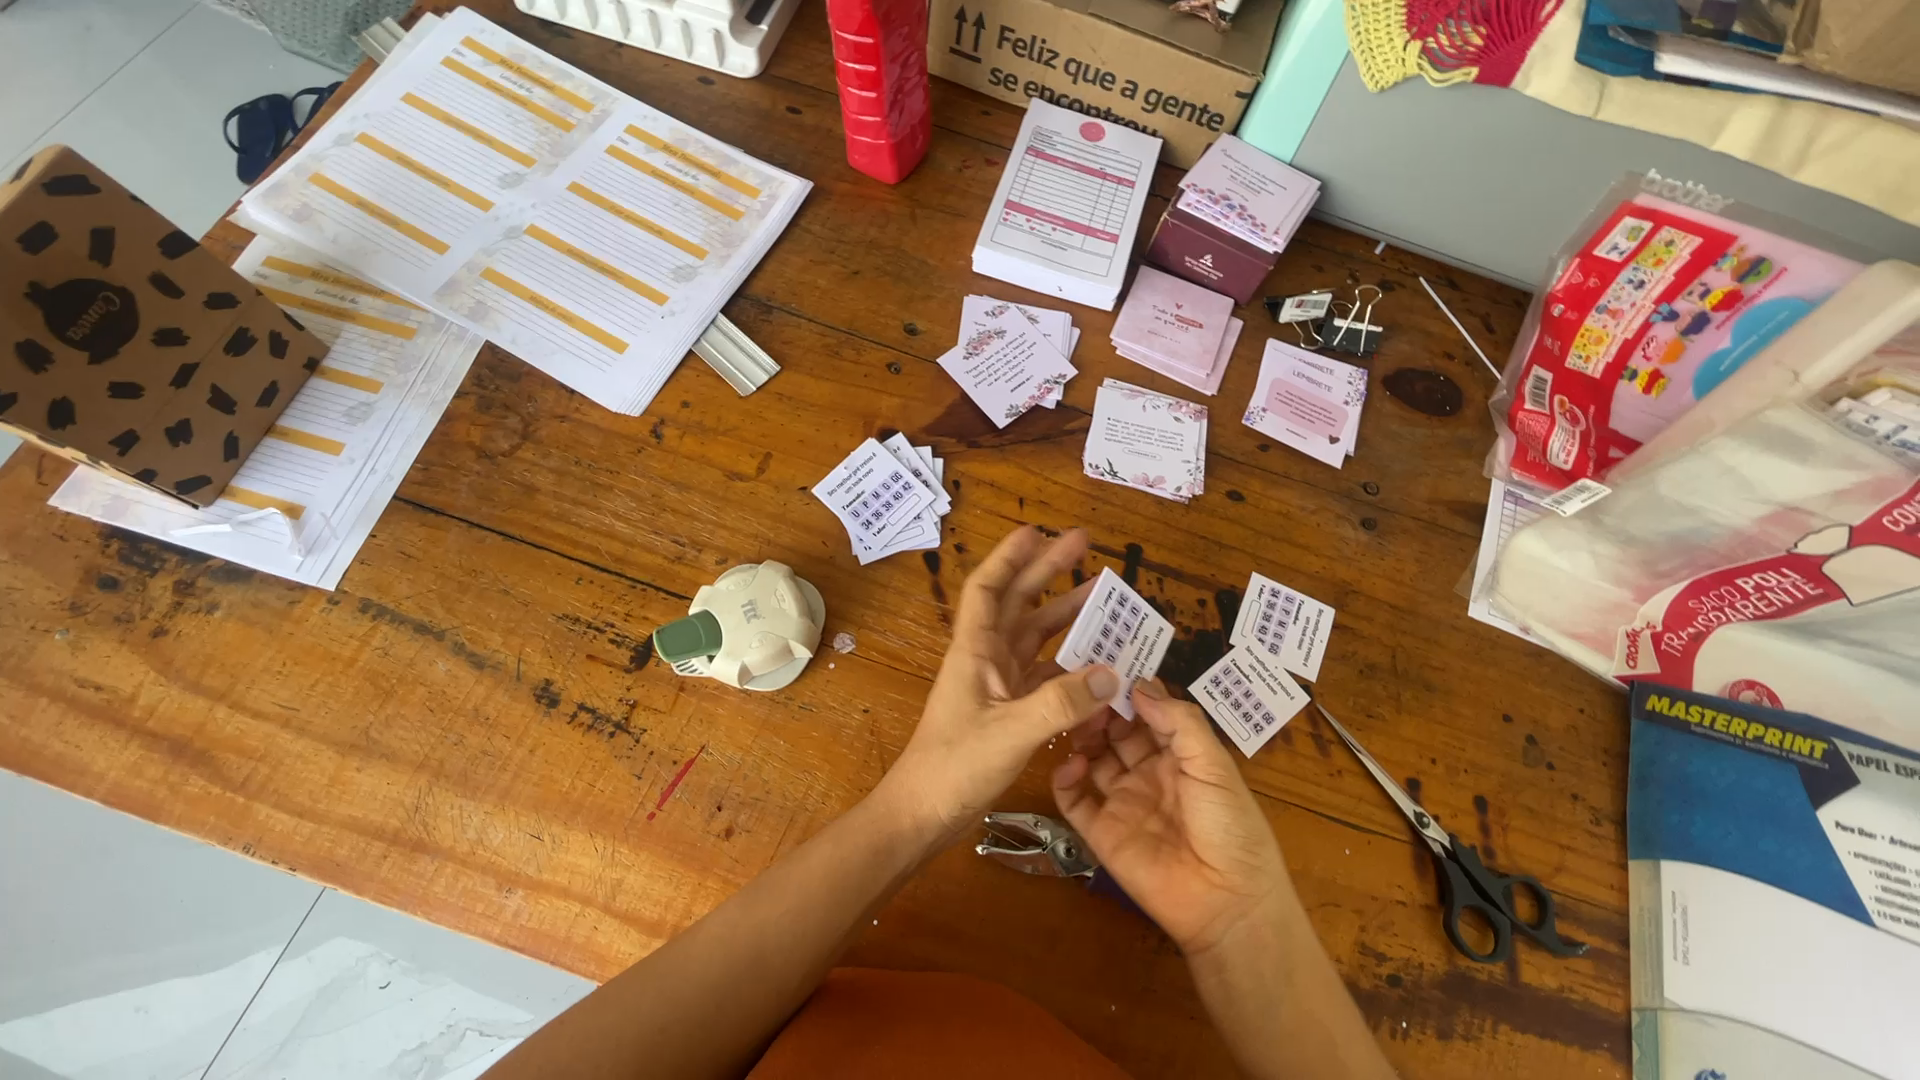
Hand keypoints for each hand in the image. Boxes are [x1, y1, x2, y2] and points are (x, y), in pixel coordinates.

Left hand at [876, 526, 1118, 837]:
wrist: (924, 813)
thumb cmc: (954, 765)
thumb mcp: (1010, 732)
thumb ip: (1061, 703)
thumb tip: (1112, 672)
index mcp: (974, 650)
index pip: (988, 588)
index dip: (1009, 556)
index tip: (1037, 530)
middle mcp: (986, 659)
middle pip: (1018, 603)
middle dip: (1048, 572)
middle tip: (1084, 545)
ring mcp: (997, 685)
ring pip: (1035, 638)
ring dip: (1065, 616)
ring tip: (1102, 596)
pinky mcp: (1008, 711)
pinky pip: (1045, 677)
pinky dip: (1069, 667)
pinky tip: (1098, 663)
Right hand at [1053, 680, 1292, 954]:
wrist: (1226, 902)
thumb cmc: (1230, 826)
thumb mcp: (1214, 765)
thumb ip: (1179, 722)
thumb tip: (1139, 685)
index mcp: (1180, 756)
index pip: (1148, 713)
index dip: (1130, 691)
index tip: (1107, 663)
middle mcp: (1148, 774)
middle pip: (1116, 733)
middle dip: (1101, 709)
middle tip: (1083, 688)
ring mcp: (1122, 802)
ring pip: (1092, 759)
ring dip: (1082, 736)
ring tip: (1074, 718)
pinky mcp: (1100, 831)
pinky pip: (1075, 799)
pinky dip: (1066, 778)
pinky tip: (1072, 764)